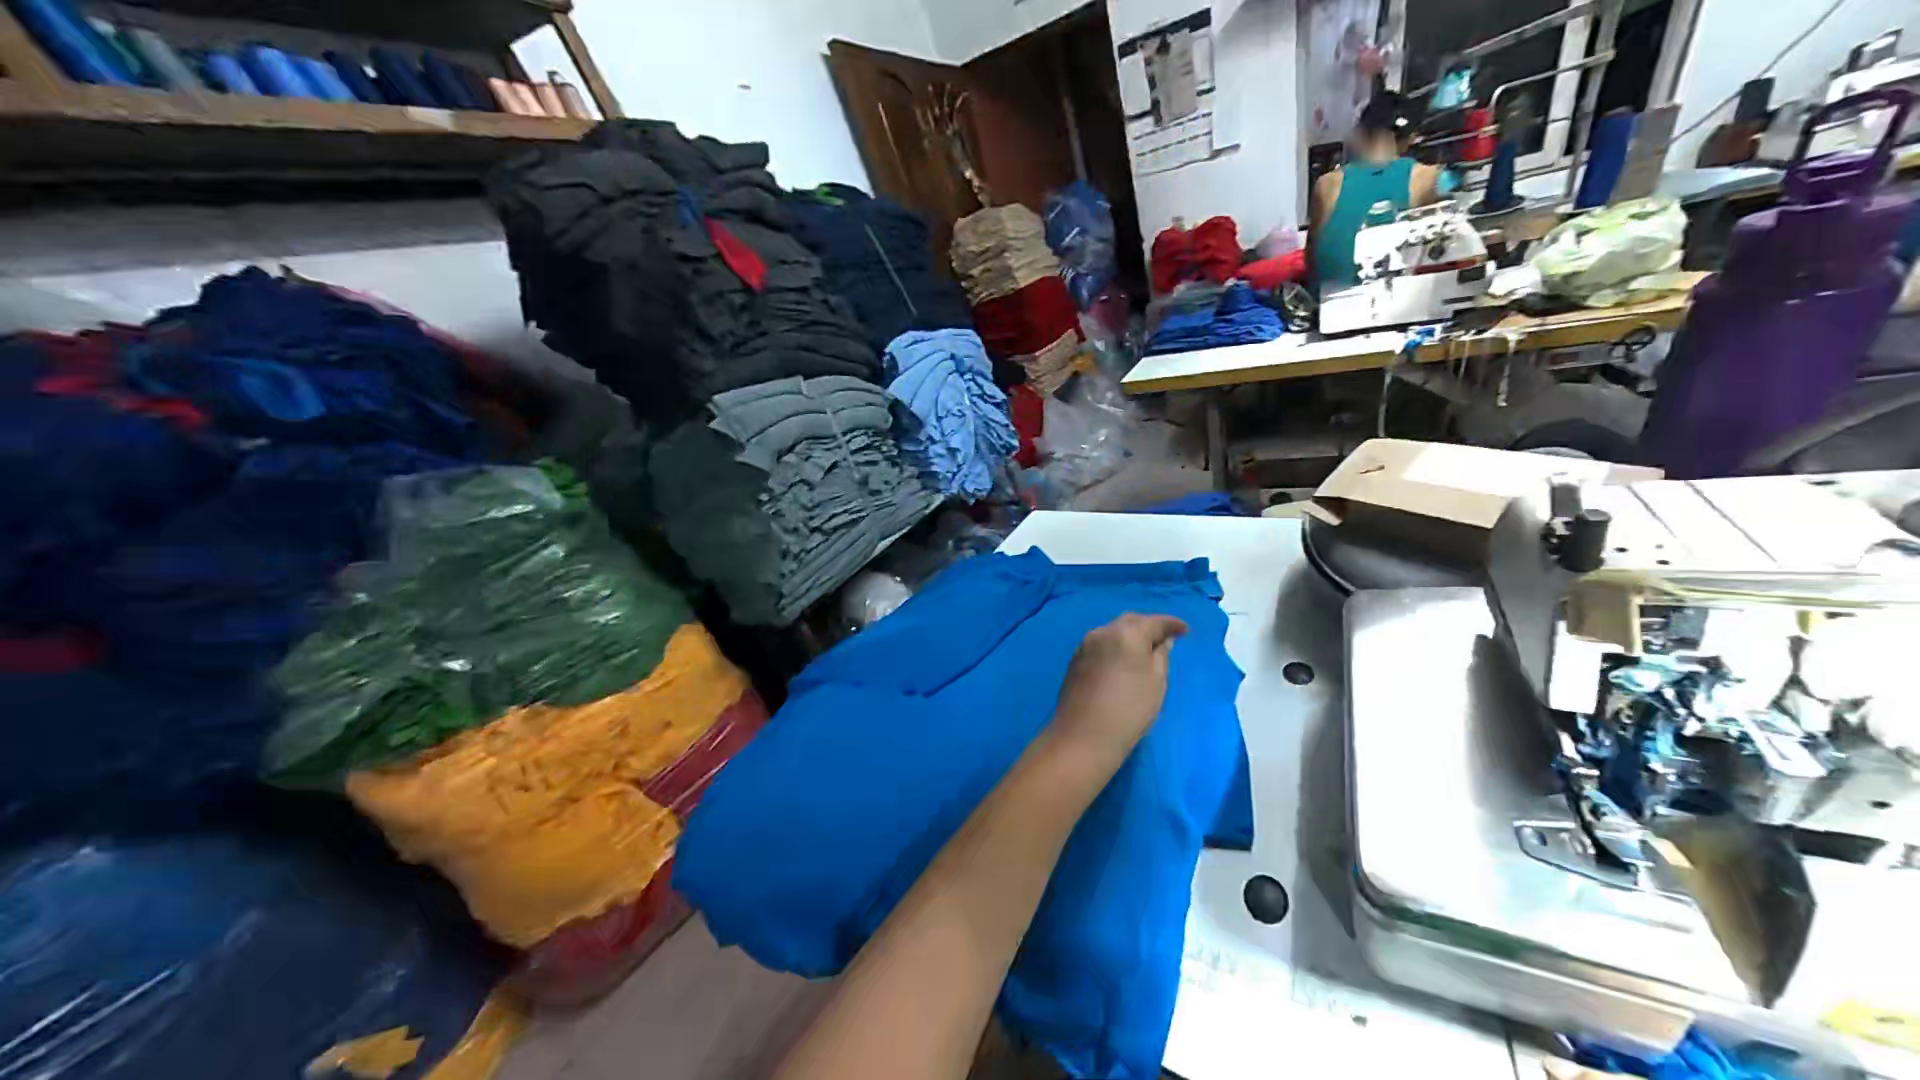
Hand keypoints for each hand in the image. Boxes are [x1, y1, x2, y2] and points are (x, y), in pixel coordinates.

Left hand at [1048, 614, 1188, 765]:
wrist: (1084, 735)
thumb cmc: (1130, 709)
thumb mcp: (1157, 682)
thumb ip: (1161, 655)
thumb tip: (1161, 641)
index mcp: (1127, 633)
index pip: (1154, 621)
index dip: (1172, 624)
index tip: (1185, 630)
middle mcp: (1103, 632)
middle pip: (1130, 621)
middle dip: (1149, 626)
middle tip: (1165, 638)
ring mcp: (1085, 645)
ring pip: (1113, 631)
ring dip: (1130, 636)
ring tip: (1144, 650)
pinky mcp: (1075, 660)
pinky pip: (1100, 644)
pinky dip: (1115, 646)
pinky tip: (1122, 660)